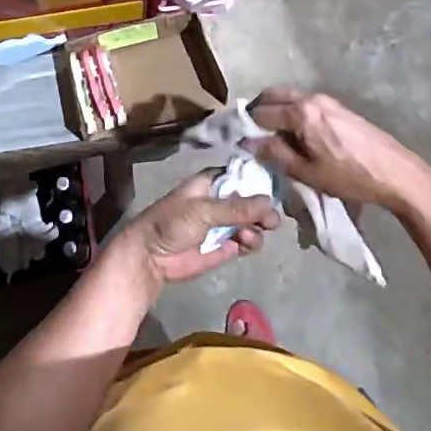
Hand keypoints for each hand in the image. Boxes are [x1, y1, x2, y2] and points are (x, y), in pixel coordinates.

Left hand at [106, 170, 277, 287]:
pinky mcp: (226, 245)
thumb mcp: (202, 211)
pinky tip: (247, 243)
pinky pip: (248, 240)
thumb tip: (269, 202)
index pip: (239, 175)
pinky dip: (252, 242)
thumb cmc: (171, 222)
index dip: (257, 179)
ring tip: (249, 234)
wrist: (153, 256)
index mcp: (209, 183)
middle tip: (271, 220)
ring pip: (253, 221)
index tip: (277, 185)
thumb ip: (235, 208)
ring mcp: (224, 223)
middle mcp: (220, 200)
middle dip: (263, 208)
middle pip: (251, 200)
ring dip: (258, 227)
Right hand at [247, 87, 430, 210]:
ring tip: (276, 136)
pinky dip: (292, 112)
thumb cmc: (351, 177)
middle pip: (272, 95)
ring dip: (276, 110)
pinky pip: (304, 102)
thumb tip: (249, 143)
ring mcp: (327, 100)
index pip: (260, 113)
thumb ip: (274, 153)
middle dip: (258, 111)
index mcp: (300, 113)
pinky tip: (299, 134)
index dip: (247, 127)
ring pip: (288, 97)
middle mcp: (311, 99)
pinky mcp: (339, 107)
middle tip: (254, 134)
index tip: (242, 141)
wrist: (400, 175)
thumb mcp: (307, 172)